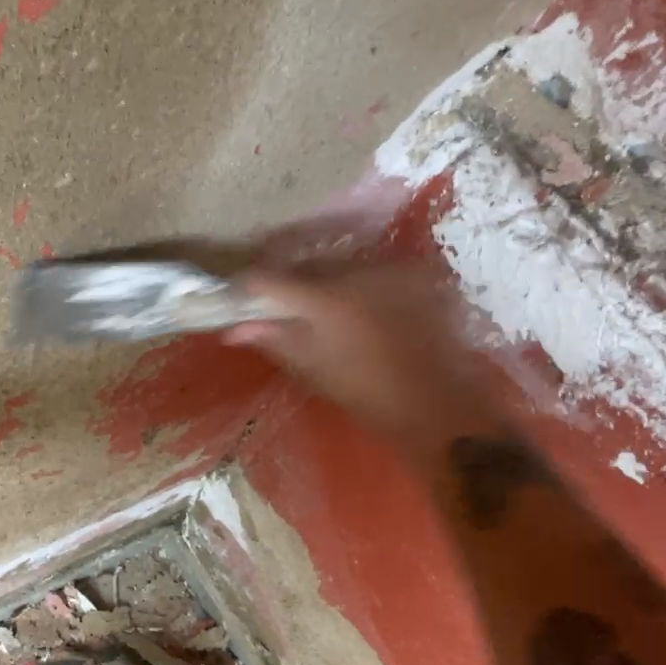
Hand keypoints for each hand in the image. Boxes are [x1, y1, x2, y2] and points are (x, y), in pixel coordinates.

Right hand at [225, 254, 496, 449]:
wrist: (433, 401)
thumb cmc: (363, 392)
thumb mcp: (311, 368)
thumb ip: (272, 338)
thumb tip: (232, 329)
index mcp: (323, 299)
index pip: (269, 278)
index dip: (247, 284)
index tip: (237, 294)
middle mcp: (355, 272)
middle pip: (307, 264)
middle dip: (289, 281)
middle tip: (279, 304)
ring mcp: (389, 269)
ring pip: (341, 263)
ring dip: (325, 279)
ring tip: (323, 306)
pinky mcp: (416, 273)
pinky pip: (373, 269)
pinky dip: (359, 283)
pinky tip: (360, 307)